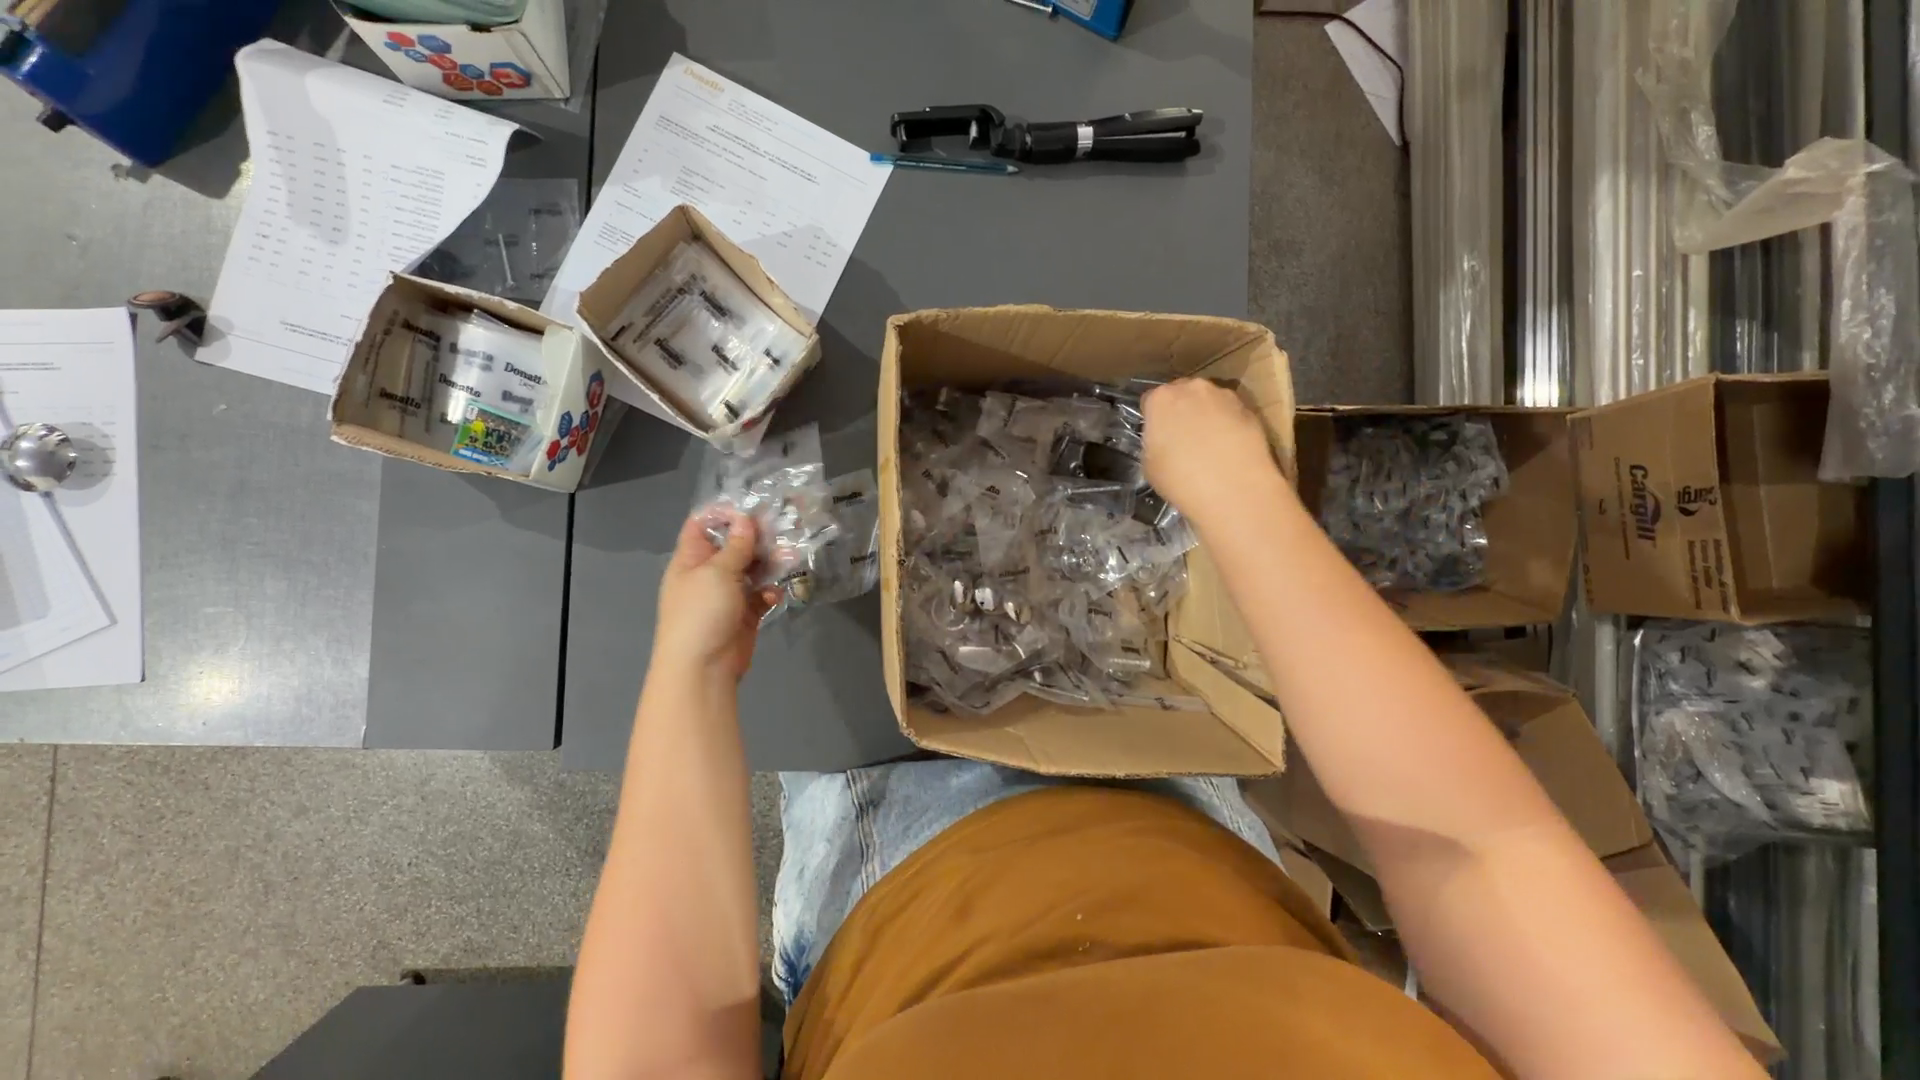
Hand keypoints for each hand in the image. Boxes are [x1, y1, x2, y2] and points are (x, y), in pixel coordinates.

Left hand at [654, 510, 780, 682]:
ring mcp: (726, 596)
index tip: (751, 507)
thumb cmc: (701, 613)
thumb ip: (736, 546)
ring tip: (789, 556)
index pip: (701, 526)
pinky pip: (760, 596)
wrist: (702, 669)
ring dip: (769, 564)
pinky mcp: (744, 615)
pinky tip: (775, 594)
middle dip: (756, 538)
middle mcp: (707, 575)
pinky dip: (769, 592)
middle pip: (732, 547)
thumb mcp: (717, 572)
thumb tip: (745, 519)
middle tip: (783, 528)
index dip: (723, 514)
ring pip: (751, 571)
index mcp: (690, 560)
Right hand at [1142, 378, 1289, 526]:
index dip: (1153, 419)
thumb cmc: (1180, 479)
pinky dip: (1229, 425)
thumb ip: (1154, 442)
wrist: (1233, 489)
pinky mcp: (1250, 409)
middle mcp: (1193, 389)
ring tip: (1210, 444)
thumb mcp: (1149, 464)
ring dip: (1207, 415)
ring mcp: (1224, 396)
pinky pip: (1231, 413)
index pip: (1150, 401)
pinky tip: (1229, 449)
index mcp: (1161, 399)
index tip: (1158, 435)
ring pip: (1210, 401)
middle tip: (1183, 438)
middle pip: (1183, 394)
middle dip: (1182, 410)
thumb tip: (1163, 441)